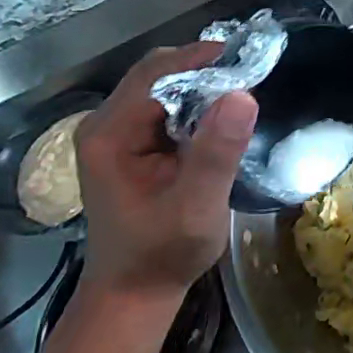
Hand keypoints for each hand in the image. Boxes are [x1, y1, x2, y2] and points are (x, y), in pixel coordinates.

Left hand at [74, 44, 257, 301]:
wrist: (134, 292)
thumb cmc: (163, 255)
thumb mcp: (196, 209)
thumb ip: (216, 154)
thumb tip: (243, 95)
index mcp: (110, 134)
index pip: (158, 74)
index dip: (202, 60)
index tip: (248, 59)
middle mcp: (104, 124)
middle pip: (156, 73)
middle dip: (202, 68)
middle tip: (248, 74)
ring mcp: (114, 132)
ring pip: (161, 85)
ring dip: (200, 83)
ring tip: (240, 90)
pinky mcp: (128, 143)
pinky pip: (163, 104)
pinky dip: (193, 102)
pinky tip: (218, 115)